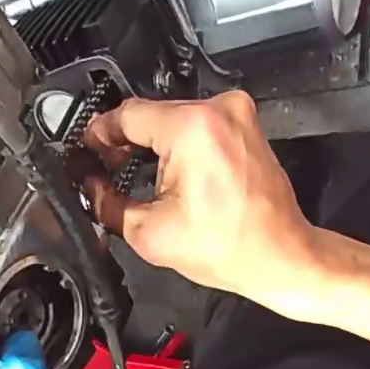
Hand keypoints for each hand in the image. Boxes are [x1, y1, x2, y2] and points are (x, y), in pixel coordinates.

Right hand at [83, 91, 317, 303]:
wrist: (281, 257)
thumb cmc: (233, 248)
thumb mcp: (151, 234)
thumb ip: (109, 205)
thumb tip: (93, 190)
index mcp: (192, 128)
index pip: (126, 115)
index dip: (99, 134)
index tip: (88, 149)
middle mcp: (219, 110)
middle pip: (152, 115)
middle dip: (126, 143)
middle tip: (107, 169)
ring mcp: (238, 116)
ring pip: (175, 120)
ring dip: (153, 144)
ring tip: (137, 175)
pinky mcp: (247, 128)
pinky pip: (200, 127)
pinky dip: (180, 146)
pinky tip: (170, 174)